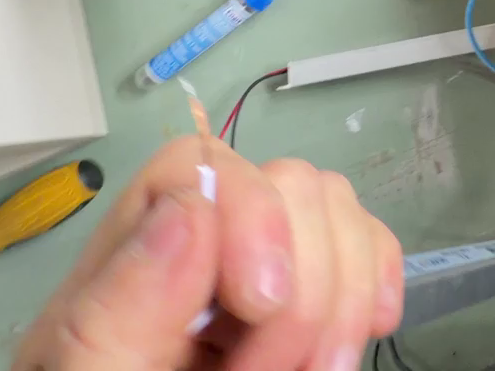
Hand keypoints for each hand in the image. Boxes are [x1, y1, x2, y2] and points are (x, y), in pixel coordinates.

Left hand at [15, 138, 401, 370]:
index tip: (263, 305)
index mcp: (125, 274)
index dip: (248, 212)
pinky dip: (378, 277)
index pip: (195, 167)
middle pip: (285, 183)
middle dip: (306, 280)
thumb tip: (188, 207)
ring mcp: (266, 267)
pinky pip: (369, 241)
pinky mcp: (321, 289)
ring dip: (346, 292)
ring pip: (336, 206)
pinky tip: (373, 327)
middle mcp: (200, 252)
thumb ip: (116, 320)